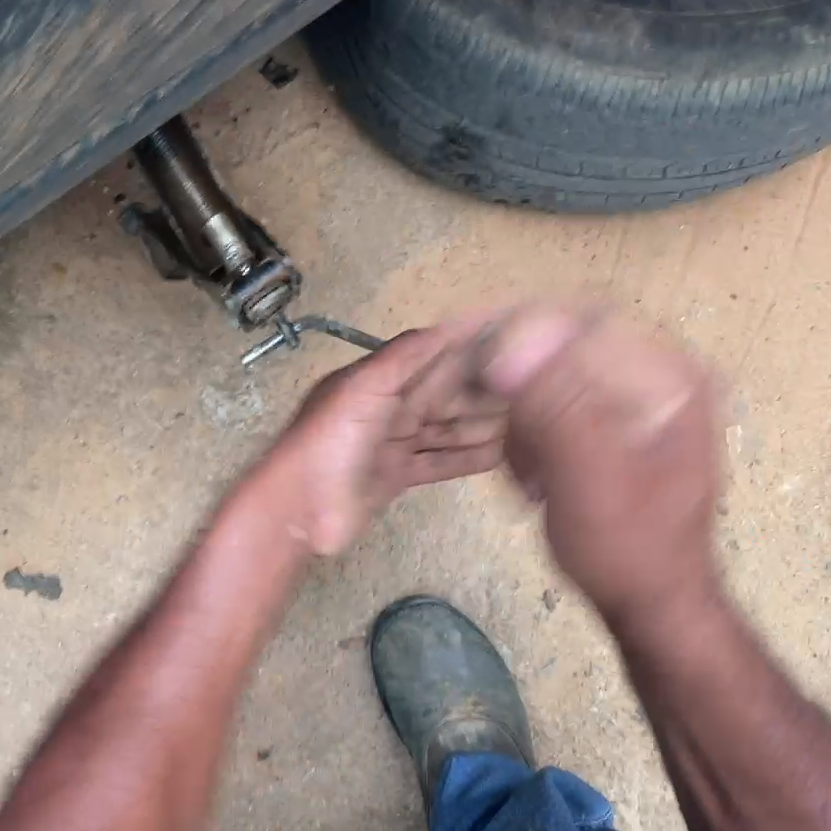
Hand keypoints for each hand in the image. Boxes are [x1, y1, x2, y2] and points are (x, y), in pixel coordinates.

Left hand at [255, 324, 508, 554]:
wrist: (299, 509)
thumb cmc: (327, 443)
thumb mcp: (362, 387)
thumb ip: (404, 355)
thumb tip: (450, 322)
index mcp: (378, 380)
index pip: (434, 359)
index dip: (470, 352)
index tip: (513, 346)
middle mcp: (387, 408)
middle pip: (446, 395)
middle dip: (484, 392)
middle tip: (532, 392)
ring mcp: (392, 444)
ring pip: (447, 430)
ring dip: (482, 425)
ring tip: (526, 423)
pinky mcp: (396, 477)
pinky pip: (438, 463)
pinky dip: (466, 458)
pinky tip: (499, 454)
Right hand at [475, 304, 722, 619]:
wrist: (651, 603)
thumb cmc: (626, 548)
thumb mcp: (588, 476)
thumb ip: (556, 404)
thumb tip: (513, 339)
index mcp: (668, 377)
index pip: (583, 317)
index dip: (518, 327)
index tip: (464, 351)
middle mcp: (658, 375)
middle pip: (567, 342)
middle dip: (516, 380)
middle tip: (483, 414)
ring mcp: (637, 400)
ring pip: (555, 375)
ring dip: (522, 414)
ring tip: (523, 467)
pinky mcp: (616, 424)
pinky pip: (557, 405)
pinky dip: (531, 432)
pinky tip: (532, 472)